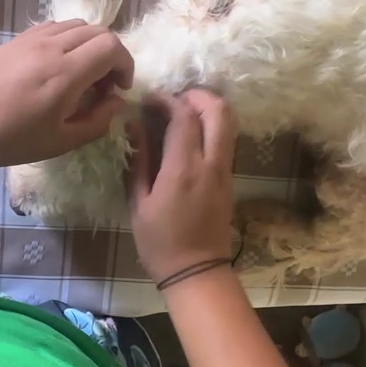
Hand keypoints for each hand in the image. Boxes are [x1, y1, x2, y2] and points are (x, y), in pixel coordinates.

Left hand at [0, 20, 133, 169]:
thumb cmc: (10, 141)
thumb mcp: (60, 142)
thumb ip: (97, 122)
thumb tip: (116, 102)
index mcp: (66, 73)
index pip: (112, 47)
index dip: (125, 65)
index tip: (119, 88)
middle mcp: (52, 47)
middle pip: (99, 31)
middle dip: (111, 55)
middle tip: (103, 85)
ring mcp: (32, 39)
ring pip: (77, 25)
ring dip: (90, 45)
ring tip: (82, 75)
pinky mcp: (17, 39)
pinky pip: (54, 27)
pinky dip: (68, 40)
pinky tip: (58, 66)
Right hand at [127, 89, 237, 285]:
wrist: (196, 271)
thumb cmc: (160, 243)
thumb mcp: (139, 203)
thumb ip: (140, 160)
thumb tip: (135, 126)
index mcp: (183, 169)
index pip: (184, 115)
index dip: (166, 100)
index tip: (148, 101)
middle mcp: (210, 163)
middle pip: (218, 110)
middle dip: (197, 95)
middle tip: (173, 100)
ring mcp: (225, 171)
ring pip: (228, 123)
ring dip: (208, 109)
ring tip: (182, 115)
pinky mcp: (230, 179)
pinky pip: (226, 141)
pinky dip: (212, 127)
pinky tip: (190, 136)